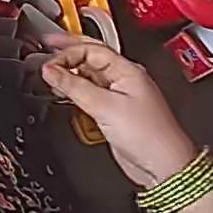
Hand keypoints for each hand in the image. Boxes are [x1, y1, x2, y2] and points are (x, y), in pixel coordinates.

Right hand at [41, 36, 199, 187]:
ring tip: (50, 72)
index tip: (49, 63)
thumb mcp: (106, 107)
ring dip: (69, 72)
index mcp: (127, 70)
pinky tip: (64, 90)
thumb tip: (51, 70)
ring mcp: (118, 95)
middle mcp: (123, 78)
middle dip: (68, 51)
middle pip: (90, 57)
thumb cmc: (149, 136)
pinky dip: (75, 89)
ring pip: (88, 74)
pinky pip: (90, 92)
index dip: (68, 53)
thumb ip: (75, 86)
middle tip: (47, 46)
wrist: (164, 167)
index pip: (91, 49)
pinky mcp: (113, 111)